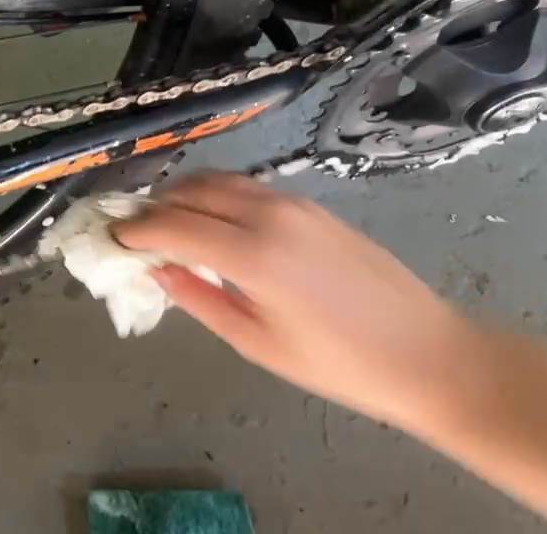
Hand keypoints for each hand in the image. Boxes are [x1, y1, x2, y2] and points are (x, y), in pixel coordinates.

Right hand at [112, 171, 475, 426]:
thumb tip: (157, 269)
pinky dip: (215, 196)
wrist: (434, 356)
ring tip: (169, 224)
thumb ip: (199, 299)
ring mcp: (292, 204)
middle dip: (153, 207)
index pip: (171, 225)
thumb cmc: (343, 365)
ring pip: (217, 181)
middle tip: (135, 231)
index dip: (135, 230)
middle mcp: (268, 214)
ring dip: (183, 196)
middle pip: (189, 191)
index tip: (111, 239)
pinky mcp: (311, 205)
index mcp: (253, 254)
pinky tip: (214, 223)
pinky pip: (245, 187)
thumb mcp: (258, 343)